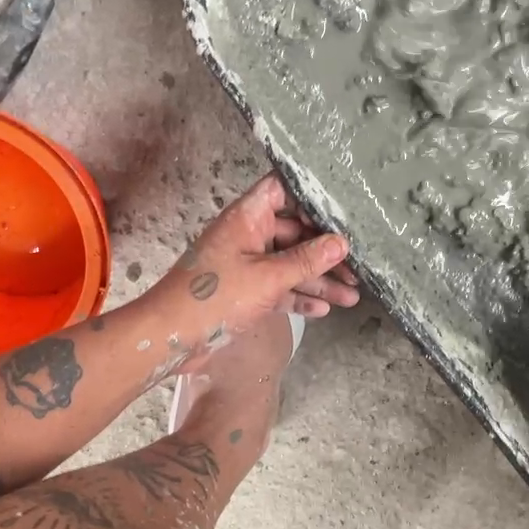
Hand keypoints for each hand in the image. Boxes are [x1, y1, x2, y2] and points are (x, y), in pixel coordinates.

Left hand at [153, 173, 359, 326]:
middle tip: (357, 268)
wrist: (171, 337)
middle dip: (325, 252)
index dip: (310, 199)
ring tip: (352, 297)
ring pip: (289, 266)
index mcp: (247, 219)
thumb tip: (340, 243)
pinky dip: (299, 297)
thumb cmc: (214, 298)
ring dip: (319, 281)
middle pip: (294, 234)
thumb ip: (306, 260)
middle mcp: (247, 237)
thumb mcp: (268, 278)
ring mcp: (245, 266)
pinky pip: (278, 289)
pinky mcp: (244, 293)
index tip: (340, 216)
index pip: (281, 191)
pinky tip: (323, 309)